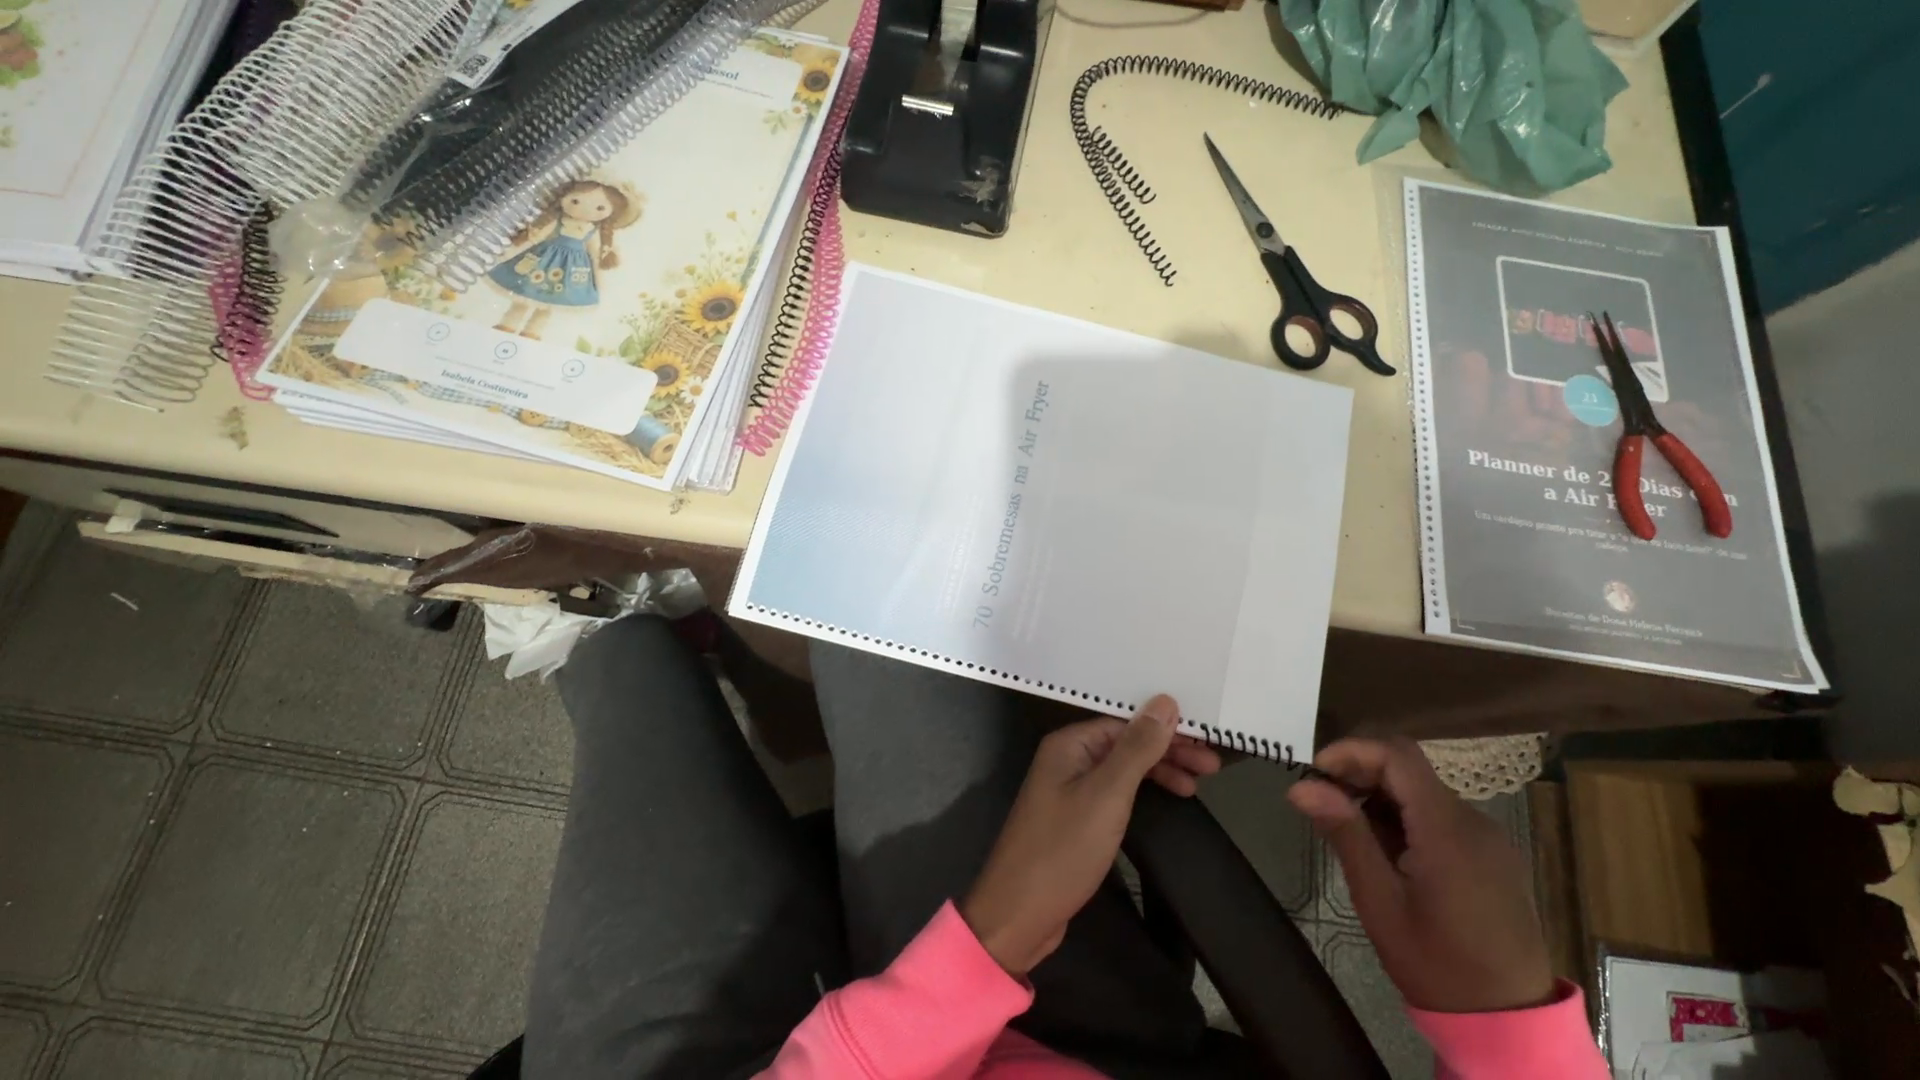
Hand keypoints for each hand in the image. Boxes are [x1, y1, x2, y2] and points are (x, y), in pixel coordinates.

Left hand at [960, 695, 1220, 976]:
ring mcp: (1068, 790)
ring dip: (1159, 772)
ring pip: (1122, 769)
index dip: (1166, 729)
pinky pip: (1114, 793)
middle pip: (1124, 744)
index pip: (1124, 722)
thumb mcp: (1107, 795)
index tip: (1207, 742)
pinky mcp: (1074, 819)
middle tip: (1213, 766)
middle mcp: (1065, 760)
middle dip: (1168, 751)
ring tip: (1198, 785)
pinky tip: (1166, 800)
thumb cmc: (1062, 849)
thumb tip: (1164, 701)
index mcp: (1068, 745)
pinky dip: (1142, 793)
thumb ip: (1137, 749)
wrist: (1019, 913)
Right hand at [1288, 738, 1554, 1013]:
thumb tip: (1300, 786)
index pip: (1398, 755)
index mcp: (1448, 829)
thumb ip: (1345, 834)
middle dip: (1358, 774)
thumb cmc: (1436, 963)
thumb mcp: (1379, 901)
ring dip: (1379, 799)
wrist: (1508, 1019)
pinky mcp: (1490, 854)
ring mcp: (1486, 837)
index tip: (1312, 772)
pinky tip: (1385, 854)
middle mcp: (1473, 821)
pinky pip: (1439, 816)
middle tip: (1320, 802)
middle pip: (1409, 770)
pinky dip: (1403, 818)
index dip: (1351, 750)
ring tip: (1349, 836)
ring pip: (1422, 792)